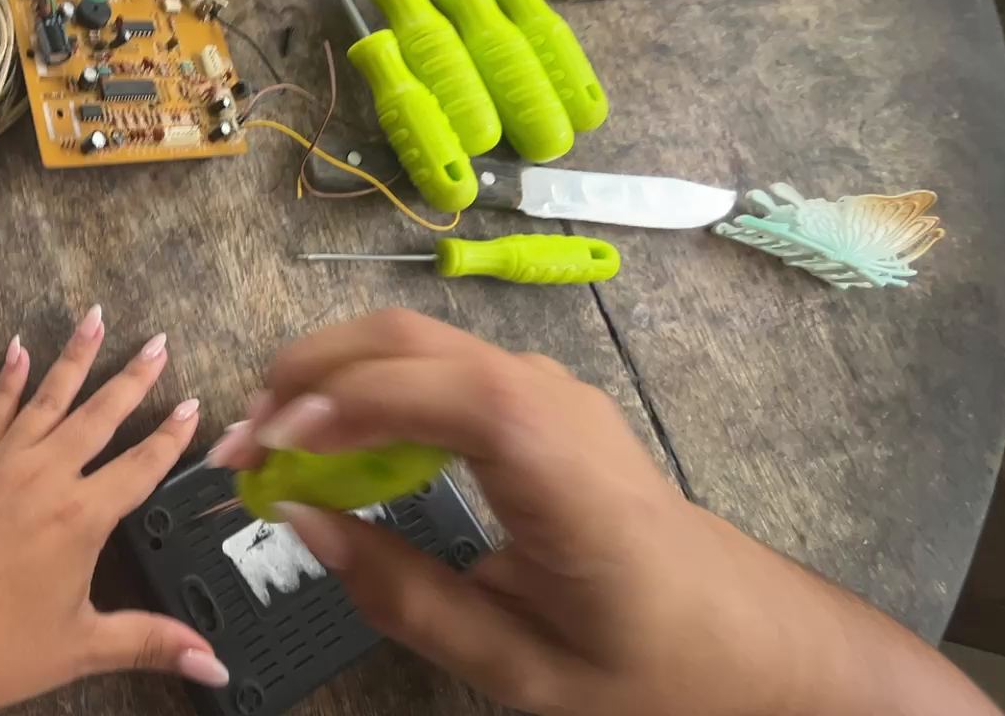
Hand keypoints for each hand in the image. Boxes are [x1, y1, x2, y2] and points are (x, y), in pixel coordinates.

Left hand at [0, 305, 226, 715]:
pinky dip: (8, 377)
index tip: (195, 402)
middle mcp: (48, 474)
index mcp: (83, 517)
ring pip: (49, 397)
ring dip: (75, 356)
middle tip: (158, 341)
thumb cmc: (0, 648)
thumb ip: (152, 642)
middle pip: (101, 415)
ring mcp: (4, 461)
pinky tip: (18, 348)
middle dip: (134, 377)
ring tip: (94, 316)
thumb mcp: (82, 646)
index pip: (141, 466)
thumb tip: (218, 666)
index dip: (172, 436)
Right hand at [210, 309, 997, 715]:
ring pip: (402, 335)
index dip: (351, 403)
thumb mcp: (524, 669)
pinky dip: (353, 378)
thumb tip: (296, 517)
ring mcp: (532, 380)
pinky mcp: (516, 385)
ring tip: (270, 431)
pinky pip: (417, 358)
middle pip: (405, 338)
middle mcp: (546, 397)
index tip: (273, 450)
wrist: (760, 642)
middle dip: (306, 373)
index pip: (452, 394)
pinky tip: (326, 427)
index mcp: (566, 471)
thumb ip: (402, 595)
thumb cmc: (654, 667)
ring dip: (321, 369)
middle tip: (245, 438)